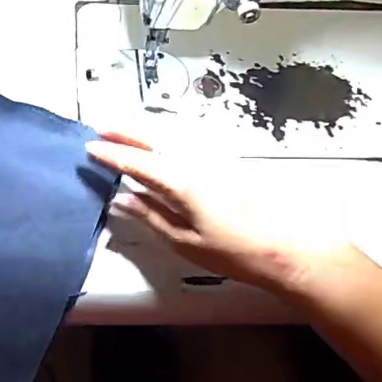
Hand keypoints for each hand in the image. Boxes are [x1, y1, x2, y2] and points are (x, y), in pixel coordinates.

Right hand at [85, 131, 369, 300]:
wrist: (291, 249)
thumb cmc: (238, 252)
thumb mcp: (186, 242)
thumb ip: (151, 216)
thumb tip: (123, 199)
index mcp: (182, 182)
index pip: (138, 161)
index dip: (111, 154)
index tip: (90, 147)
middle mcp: (197, 162)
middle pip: (154, 139)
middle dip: (126, 132)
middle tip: (102, 129)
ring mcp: (215, 159)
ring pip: (171, 137)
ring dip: (145, 133)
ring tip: (125, 134)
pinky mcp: (228, 163)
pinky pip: (187, 143)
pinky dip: (166, 140)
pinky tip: (162, 146)